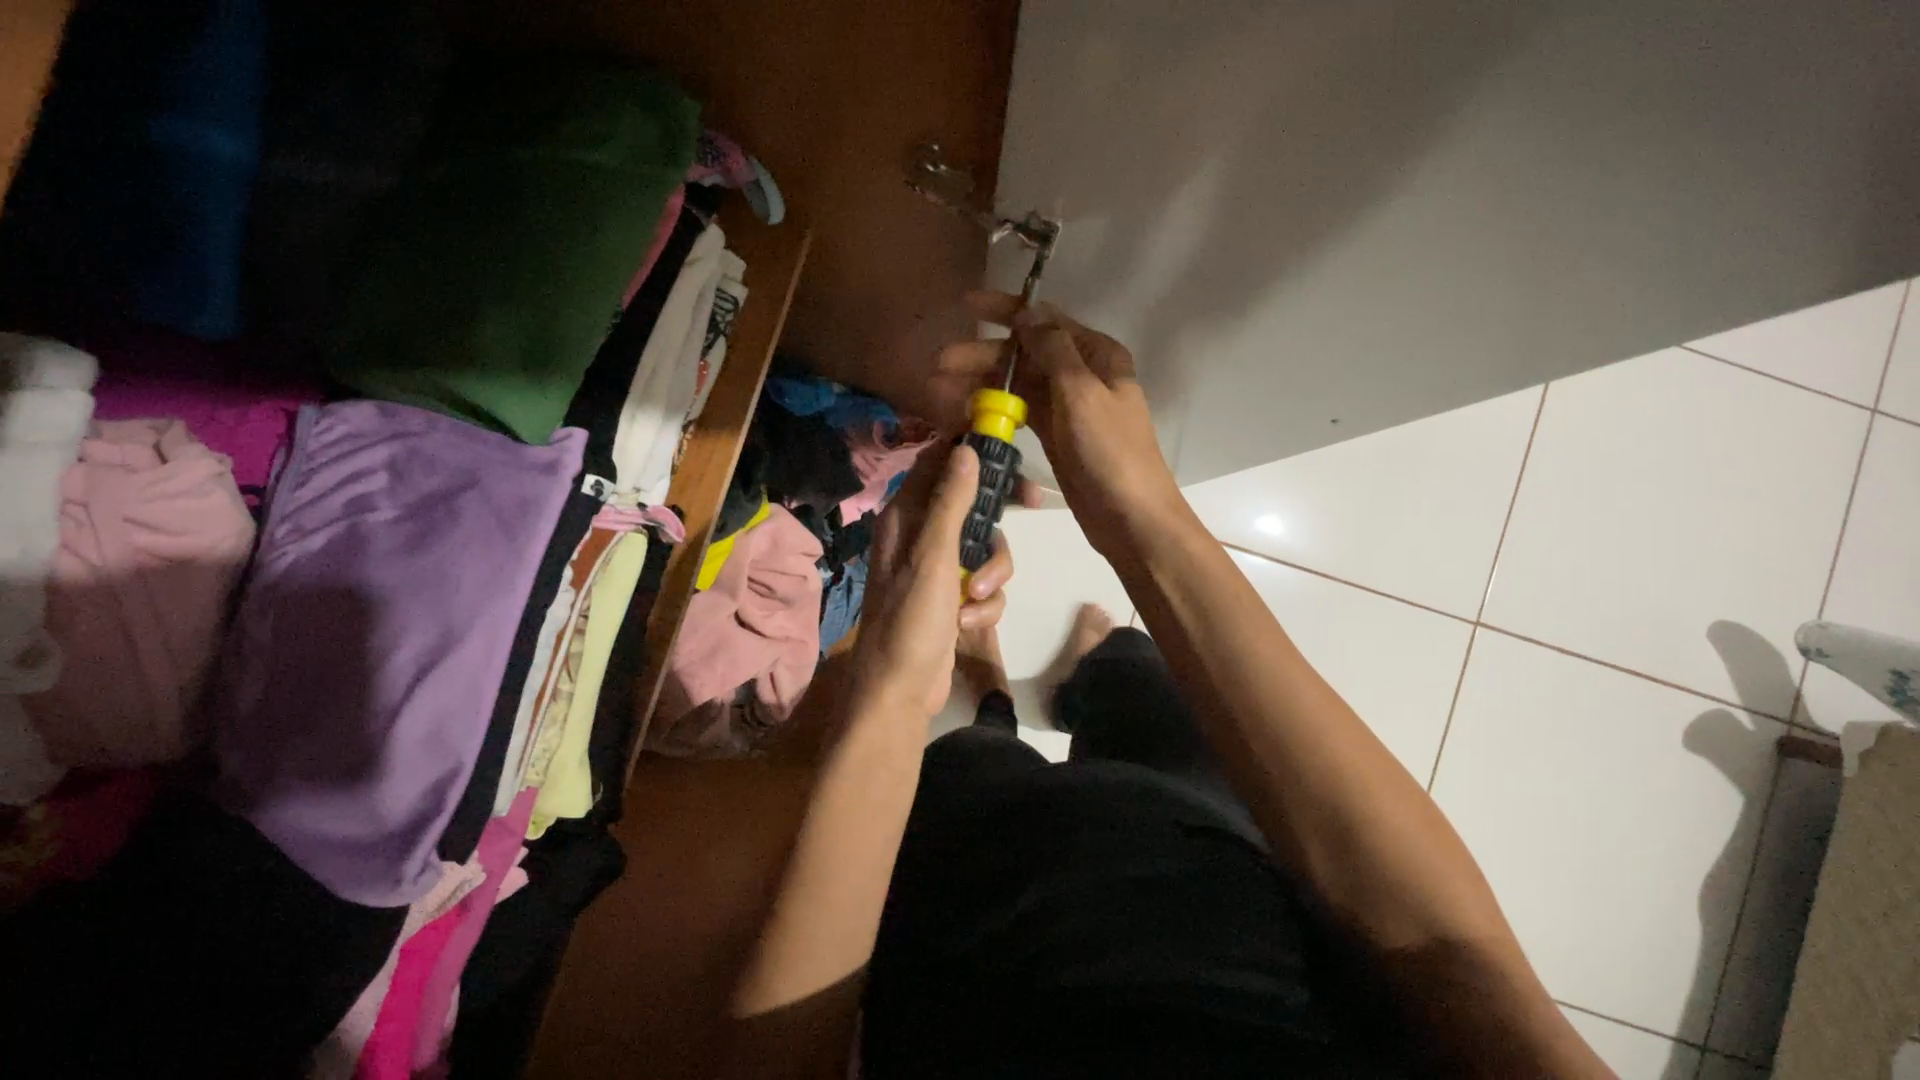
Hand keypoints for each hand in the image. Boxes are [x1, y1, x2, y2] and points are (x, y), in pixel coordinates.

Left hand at [850, 442, 1013, 716]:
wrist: (901, 692)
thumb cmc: (909, 620)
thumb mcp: (932, 556)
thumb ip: (952, 502)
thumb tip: (966, 451)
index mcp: (905, 518)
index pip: (937, 464)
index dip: (970, 453)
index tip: (1005, 449)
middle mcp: (920, 537)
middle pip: (972, 506)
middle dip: (994, 523)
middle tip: (1032, 503)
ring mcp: (938, 571)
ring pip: (985, 549)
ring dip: (991, 574)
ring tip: (975, 598)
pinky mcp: (953, 601)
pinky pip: (985, 586)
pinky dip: (984, 604)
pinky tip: (969, 624)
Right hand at [944, 292, 1180, 553]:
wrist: (1131, 518)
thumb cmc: (1110, 452)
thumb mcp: (1081, 393)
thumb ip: (1053, 349)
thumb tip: (1028, 312)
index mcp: (1096, 355)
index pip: (1044, 320)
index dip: (1004, 311)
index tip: (965, 306)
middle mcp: (1082, 374)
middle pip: (1025, 354)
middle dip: (982, 356)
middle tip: (939, 367)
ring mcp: (1067, 407)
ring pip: (1017, 384)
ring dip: (981, 384)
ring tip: (939, 393)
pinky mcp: (1055, 436)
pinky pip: (1019, 412)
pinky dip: (994, 409)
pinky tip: (964, 413)